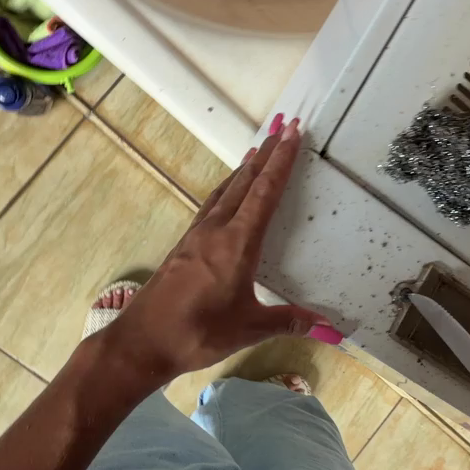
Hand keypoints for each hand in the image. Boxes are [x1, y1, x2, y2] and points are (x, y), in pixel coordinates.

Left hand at [96, 116, 328, 381]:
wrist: (143, 342)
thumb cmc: (198, 333)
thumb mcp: (249, 329)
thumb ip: (288, 320)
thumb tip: (327, 325)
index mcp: (236, 244)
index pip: (264, 193)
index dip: (281, 162)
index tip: (293, 133)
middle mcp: (215, 231)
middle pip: (244, 182)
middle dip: (266, 154)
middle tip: (283, 126)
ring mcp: (195, 237)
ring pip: (224, 191)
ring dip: (243, 170)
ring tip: (258, 150)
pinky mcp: (183, 248)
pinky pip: (210, 206)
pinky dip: (225, 190)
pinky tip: (226, 194)